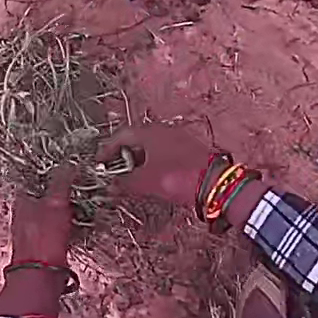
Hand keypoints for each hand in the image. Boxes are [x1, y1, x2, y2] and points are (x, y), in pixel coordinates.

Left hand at [11, 167, 76, 265]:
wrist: (42, 275)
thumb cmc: (43, 240)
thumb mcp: (56, 203)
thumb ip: (61, 183)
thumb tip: (67, 166)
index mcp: (21, 202)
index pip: (34, 181)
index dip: (50, 176)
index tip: (64, 172)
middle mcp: (22, 217)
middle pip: (41, 198)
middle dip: (58, 195)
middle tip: (74, 191)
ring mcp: (31, 233)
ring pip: (49, 215)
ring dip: (63, 213)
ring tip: (78, 211)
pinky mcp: (42, 248)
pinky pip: (55, 232)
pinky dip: (66, 229)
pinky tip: (74, 230)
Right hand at [101, 124, 220, 208]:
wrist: (217, 185)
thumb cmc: (178, 177)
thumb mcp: (145, 181)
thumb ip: (124, 183)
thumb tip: (111, 186)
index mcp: (150, 132)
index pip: (121, 136)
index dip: (107, 149)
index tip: (100, 161)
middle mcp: (165, 131)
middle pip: (137, 140)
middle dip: (123, 156)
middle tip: (115, 171)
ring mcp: (180, 140)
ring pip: (152, 147)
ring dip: (139, 161)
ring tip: (132, 178)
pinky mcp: (191, 151)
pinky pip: (165, 154)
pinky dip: (154, 163)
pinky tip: (153, 178)